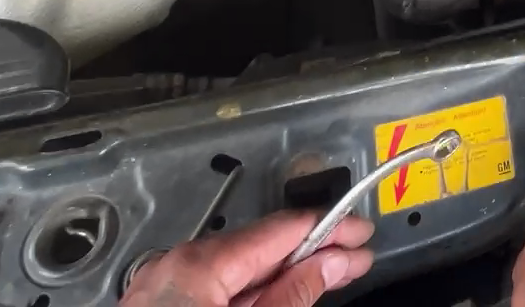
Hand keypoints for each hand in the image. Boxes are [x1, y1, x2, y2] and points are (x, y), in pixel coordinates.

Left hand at [120, 210, 374, 306]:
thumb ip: (295, 296)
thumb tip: (334, 261)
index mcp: (199, 265)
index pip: (283, 229)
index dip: (331, 228)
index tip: (363, 235)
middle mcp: (176, 265)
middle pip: (263, 245)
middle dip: (312, 252)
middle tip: (355, 260)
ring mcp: (161, 288)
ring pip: (242, 268)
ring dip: (286, 273)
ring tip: (327, 278)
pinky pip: (217, 288)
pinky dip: (254, 292)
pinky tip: (283, 296)